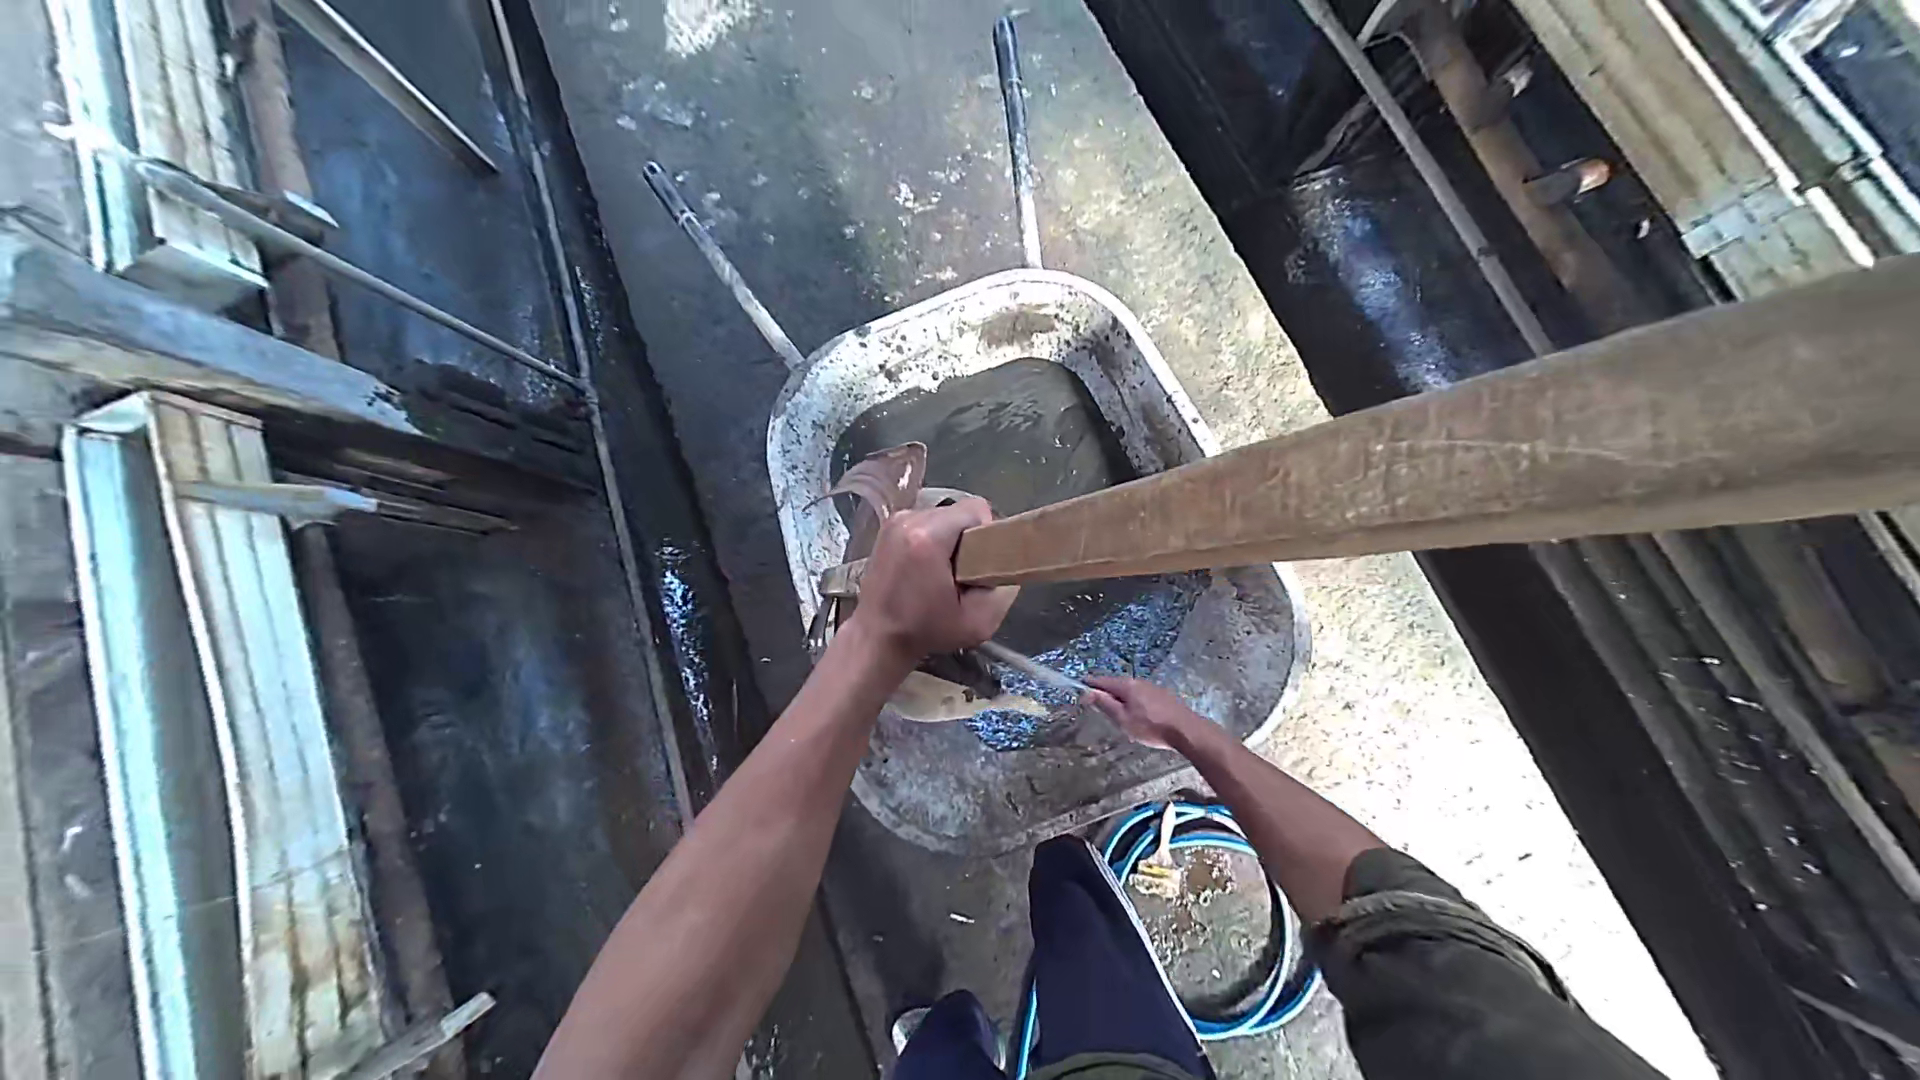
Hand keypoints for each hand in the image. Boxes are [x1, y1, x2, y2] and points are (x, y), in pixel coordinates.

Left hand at [850, 498, 1018, 662]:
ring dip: (950, 538)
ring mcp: (894, 521)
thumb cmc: (925, 631)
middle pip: (958, 511)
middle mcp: (908, 520)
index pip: (976, 509)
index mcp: (928, 537)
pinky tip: (928, 567)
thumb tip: (1009, 566)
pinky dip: (933, 539)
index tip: (982, 562)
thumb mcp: (978, 623)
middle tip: (964, 571)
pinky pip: (925, 522)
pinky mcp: (888, 527)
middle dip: (968, 537)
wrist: (876, 638)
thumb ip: (1004, 591)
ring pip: (942, 515)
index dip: (987, 533)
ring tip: (944, 571)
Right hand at [1082, 676, 1208, 749]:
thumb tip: (1087, 692)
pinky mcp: (1162, 695)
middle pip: (1116, 684)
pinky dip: (1133, 700)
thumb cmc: (1151, 727)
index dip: (1089, 684)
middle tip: (1095, 702)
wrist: (1186, 730)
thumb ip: (1105, 704)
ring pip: (1129, 689)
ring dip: (1120, 697)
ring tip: (1115, 710)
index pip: (1102, 680)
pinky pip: (1140, 694)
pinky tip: (1136, 713)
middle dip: (1105, 691)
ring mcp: (1152, 687)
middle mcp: (1138, 681)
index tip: (1079, 687)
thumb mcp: (1123, 719)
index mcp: (1126, 685)